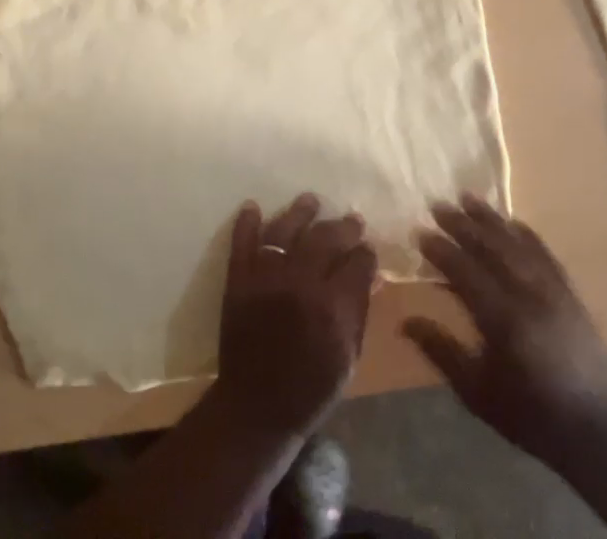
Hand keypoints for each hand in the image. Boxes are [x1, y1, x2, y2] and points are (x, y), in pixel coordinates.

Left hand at [215, 193, 377, 437]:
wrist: (256, 405)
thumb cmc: (312, 388)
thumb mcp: (349, 355)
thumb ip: (359, 311)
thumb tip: (369, 276)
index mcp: (333, 306)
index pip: (358, 262)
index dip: (366, 253)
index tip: (368, 248)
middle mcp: (300, 284)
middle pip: (325, 239)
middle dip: (343, 226)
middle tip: (351, 220)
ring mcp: (265, 279)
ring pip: (285, 232)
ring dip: (300, 213)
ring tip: (310, 200)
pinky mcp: (238, 281)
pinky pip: (241, 244)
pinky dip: (246, 223)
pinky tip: (252, 207)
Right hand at [403, 194, 606, 462]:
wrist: (596, 429)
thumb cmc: (528, 413)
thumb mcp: (475, 390)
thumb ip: (441, 350)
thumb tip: (405, 321)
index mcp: (503, 320)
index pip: (465, 273)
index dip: (441, 251)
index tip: (419, 231)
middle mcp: (529, 297)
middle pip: (492, 249)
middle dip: (463, 225)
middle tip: (438, 204)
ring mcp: (554, 293)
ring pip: (519, 245)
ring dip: (492, 220)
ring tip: (470, 198)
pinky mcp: (570, 296)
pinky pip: (547, 256)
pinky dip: (528, 236)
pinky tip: (515, 223)